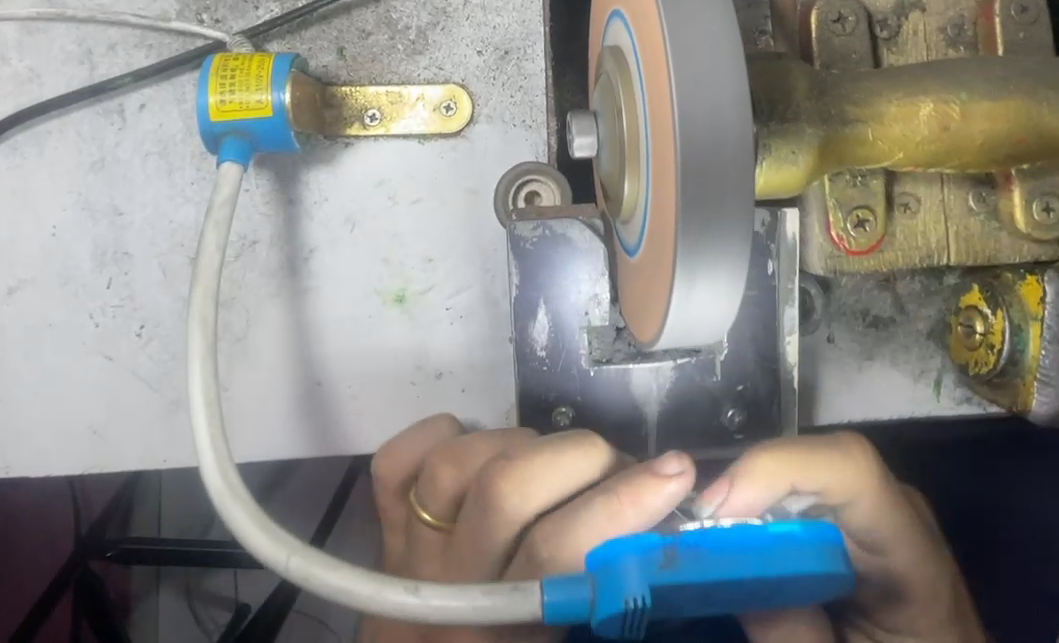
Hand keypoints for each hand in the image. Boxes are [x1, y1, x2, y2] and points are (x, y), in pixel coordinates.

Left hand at [362, 414, 697, 642]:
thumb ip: (603, 597)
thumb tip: (664, 529)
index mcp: (505, 632)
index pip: (560, 553)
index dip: (622, 504)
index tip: (676, 473)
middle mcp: (450, 585)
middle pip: (505, 487)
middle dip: (578, 457)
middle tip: (617, 463)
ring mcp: (407, 551)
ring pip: (454, 463)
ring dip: (516, 442)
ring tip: (550, 461)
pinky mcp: (382, 528)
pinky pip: (398, 461)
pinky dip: (440, 436)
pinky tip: (474, 446)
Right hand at [696, 431, 986, 642]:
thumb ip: (785, 629)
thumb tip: (721, 565)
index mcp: (912, 554)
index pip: (849, 468)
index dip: (774, 469)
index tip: (717, 513)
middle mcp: (898, 510)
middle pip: (812, 462)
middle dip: (747, 487)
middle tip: (697, 535)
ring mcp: (879, 505)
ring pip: (798, 468)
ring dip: (749, 498)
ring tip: (713, 543)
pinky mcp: (859, 513)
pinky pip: (801, 488)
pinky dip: (762, 509)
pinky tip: (743, 546)